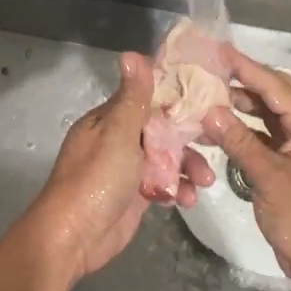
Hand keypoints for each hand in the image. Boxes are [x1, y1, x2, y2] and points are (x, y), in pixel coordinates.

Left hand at [19, 52, 214, 282]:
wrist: (74, 237)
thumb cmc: (95, 180)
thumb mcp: (117, 135)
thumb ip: (132, 99)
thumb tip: (131, 53)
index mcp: (107, 120)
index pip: (145, 97)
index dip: (175, 94)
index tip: (209, 94)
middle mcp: (117, 140)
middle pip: (160, 129)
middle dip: (188, 136)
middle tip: (217, 142)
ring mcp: (126, 169)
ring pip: (165, 158)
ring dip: (188, 166)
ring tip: (205, 181)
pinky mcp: (134, 196)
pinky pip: (162, 185)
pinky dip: (178, 189)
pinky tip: (188, 200)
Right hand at [202, 46, 290, 286]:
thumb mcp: (269, 178)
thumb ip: (238, 142)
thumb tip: (209, 110)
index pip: (276, 89)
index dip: (247, 69)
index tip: (219, 51)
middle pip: (272, 100)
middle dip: (241, 84)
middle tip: (208, 70)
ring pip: (266, 120)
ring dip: (239, 109)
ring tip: (207, 95)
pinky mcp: (288, 168)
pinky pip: (263, 141)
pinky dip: (241, 134)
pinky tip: (217, 129)